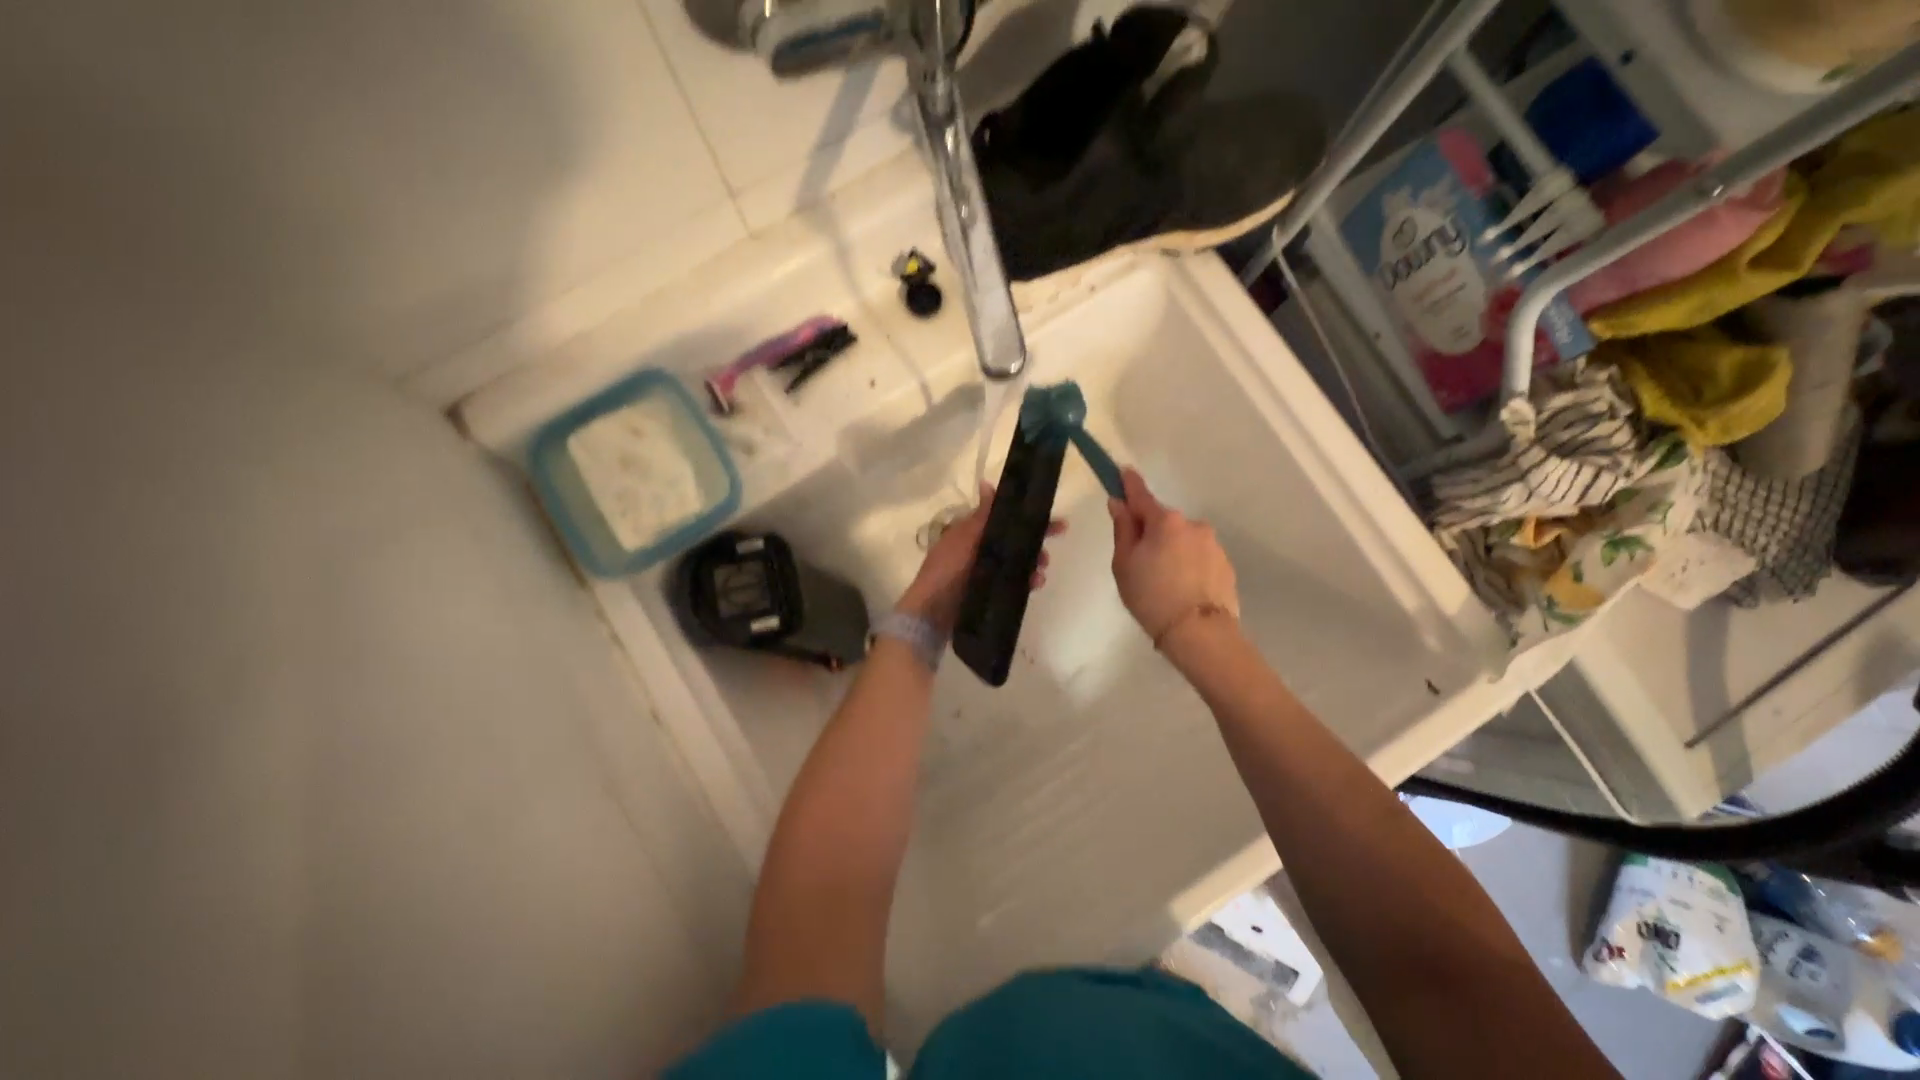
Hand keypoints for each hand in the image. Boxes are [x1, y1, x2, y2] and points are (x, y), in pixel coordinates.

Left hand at [897, 482, 1066, 634]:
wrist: (931, 613)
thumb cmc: (946, 570)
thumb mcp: (964, 539)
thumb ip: (981, 515)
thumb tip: (987, 482)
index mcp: (972, 533)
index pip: (1005, 519)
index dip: (1029, 518)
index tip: (1055, 522)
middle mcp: (979, 549)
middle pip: (1014, 542)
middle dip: (1035, 545)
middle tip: (1048, 554)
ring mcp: (985, 572)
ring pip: (1017, 563)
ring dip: (1032, 564)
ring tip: (1040, 572)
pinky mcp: (989, 592)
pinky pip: (1013, 583)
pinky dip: (1025, 582)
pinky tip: (1034, 584)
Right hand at [1108, 468, 1238, 643]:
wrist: (1199, 633)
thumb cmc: (1151, 597)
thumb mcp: (1124, 564)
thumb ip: (1123, 530)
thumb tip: (1119, 503)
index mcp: (1165, 521)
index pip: (1141, 496)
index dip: (1129, 484)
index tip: (1123, 471)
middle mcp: (1192, 525)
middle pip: (1164, 522)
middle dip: (1152, 534)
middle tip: (1140, 564)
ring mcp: (1213, 544)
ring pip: (1183, 541)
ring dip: (1173, 552)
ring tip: (1164, 585)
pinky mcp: (1226, 565)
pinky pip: (1199, 559)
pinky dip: (1189, 567)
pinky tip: (1183, 591)